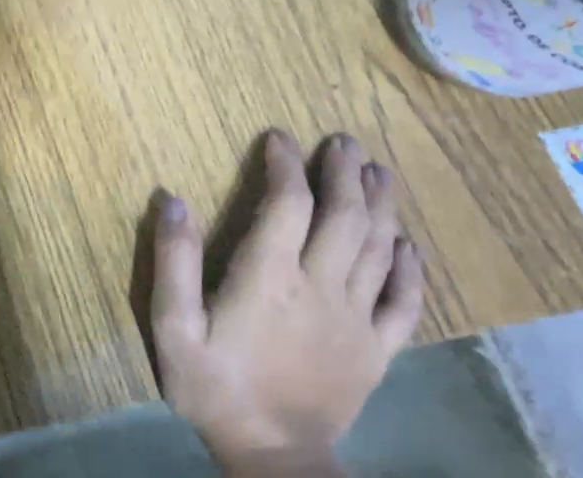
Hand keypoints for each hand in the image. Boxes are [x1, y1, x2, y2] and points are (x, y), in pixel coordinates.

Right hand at [150, 130, 423, 474]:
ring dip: (381, 206)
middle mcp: (320, 288)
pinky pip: (404, 302)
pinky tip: (409, 246)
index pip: (287, 205)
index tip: (279, 136)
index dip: (286, 166)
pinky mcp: (377, 349)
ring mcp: (355, 319)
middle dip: (344, 174)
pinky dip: (411, 269)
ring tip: (378, 172)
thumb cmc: (213, 385)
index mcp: (269, 277)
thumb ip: (172, 261)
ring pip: (379, 250)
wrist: (273, 455)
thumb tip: (173, 200)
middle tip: (344, 141)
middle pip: (344, 218)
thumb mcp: (173, 326)